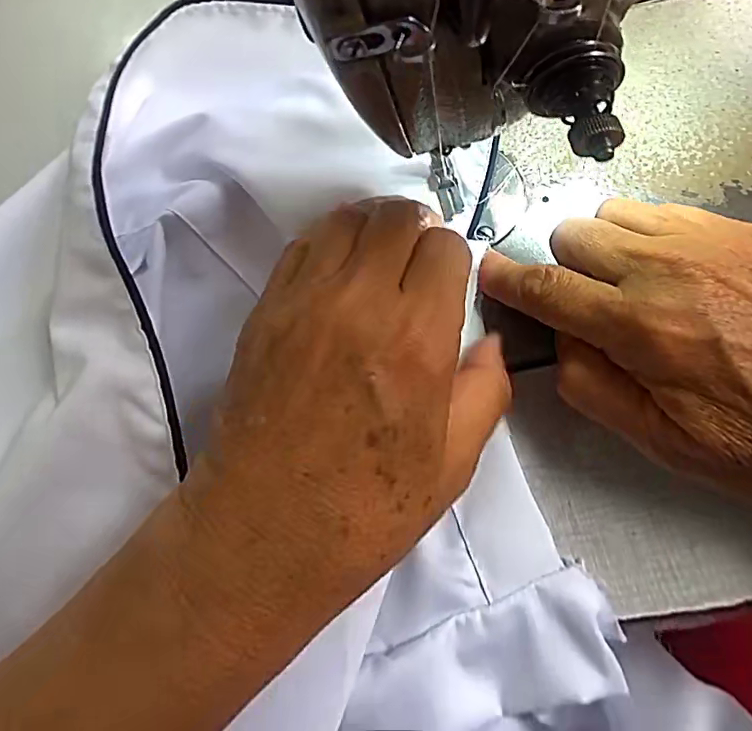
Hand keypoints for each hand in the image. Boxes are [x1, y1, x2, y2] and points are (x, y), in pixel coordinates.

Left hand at [182, 198, 511, 614]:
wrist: (261, 534)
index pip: (444, 247)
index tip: (449, 280)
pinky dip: (331, 239)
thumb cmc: (367, 507)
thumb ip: (487, 390)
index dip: (454, 256)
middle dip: (419, 227)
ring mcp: (306, 300)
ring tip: (381, 254)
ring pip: (348, 218)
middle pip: (396, 217)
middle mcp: (361, 303)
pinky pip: (303, 243)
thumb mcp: (454, 463)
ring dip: (374, 225)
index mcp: (416, 339)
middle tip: (419, 258)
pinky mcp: (267, 307)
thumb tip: (491, 342)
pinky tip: (340, 268)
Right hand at [479, 199, 751, 513]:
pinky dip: (654, 237)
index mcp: (642, 328)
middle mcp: (666, 268)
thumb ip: (594, 388)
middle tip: (593, 304)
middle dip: (567, 268)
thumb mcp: (668, 445)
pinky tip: (685, 275)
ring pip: (616, 212)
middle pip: (573, 233)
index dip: (509, 278)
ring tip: (639, 285)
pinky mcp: (743, 229)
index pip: (547, 287)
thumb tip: (561, 342)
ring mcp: (708, 239)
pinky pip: (667, 212)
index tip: (491, 270)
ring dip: (609, 246)